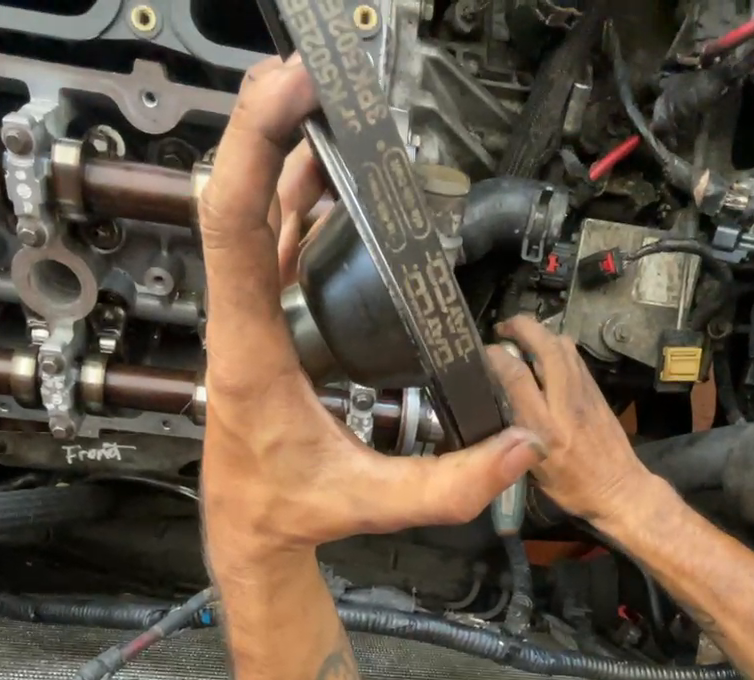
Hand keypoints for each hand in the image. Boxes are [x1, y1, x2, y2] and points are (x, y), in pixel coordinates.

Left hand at [196, 55, 545, 579]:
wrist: (251, 528)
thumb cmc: (288, 510)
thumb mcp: (372, 503)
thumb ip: (450, 486)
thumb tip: (519, 449)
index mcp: (252, 353)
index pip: (234, 228)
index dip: (255, 149)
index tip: (288, 93)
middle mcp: (242, 326)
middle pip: (236, 202)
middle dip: (266, 128)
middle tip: (312, 76)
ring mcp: (251, 322)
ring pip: (251, 219)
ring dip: (277, 157)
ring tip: (319, 108)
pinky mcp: (268, 326)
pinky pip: (271, 247)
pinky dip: (289, 202)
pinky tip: (317, 179)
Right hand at [486, 315, 652, 524]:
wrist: (620, 490)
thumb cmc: (573, 488)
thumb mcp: (534, 470)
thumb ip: (515, 437)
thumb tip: (499, 409)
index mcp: (544, 427)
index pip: (518, 377)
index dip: (498, 356)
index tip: (484, 351)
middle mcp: (565, 403)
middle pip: (547, 348)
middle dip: (524, 328)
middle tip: (504, 326)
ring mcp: (585, 393)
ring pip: (565, 347)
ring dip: (542, 333)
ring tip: (523, 335)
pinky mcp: (597, 392)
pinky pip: (575, 359)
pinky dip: (556, 346)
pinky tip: (545, 353)